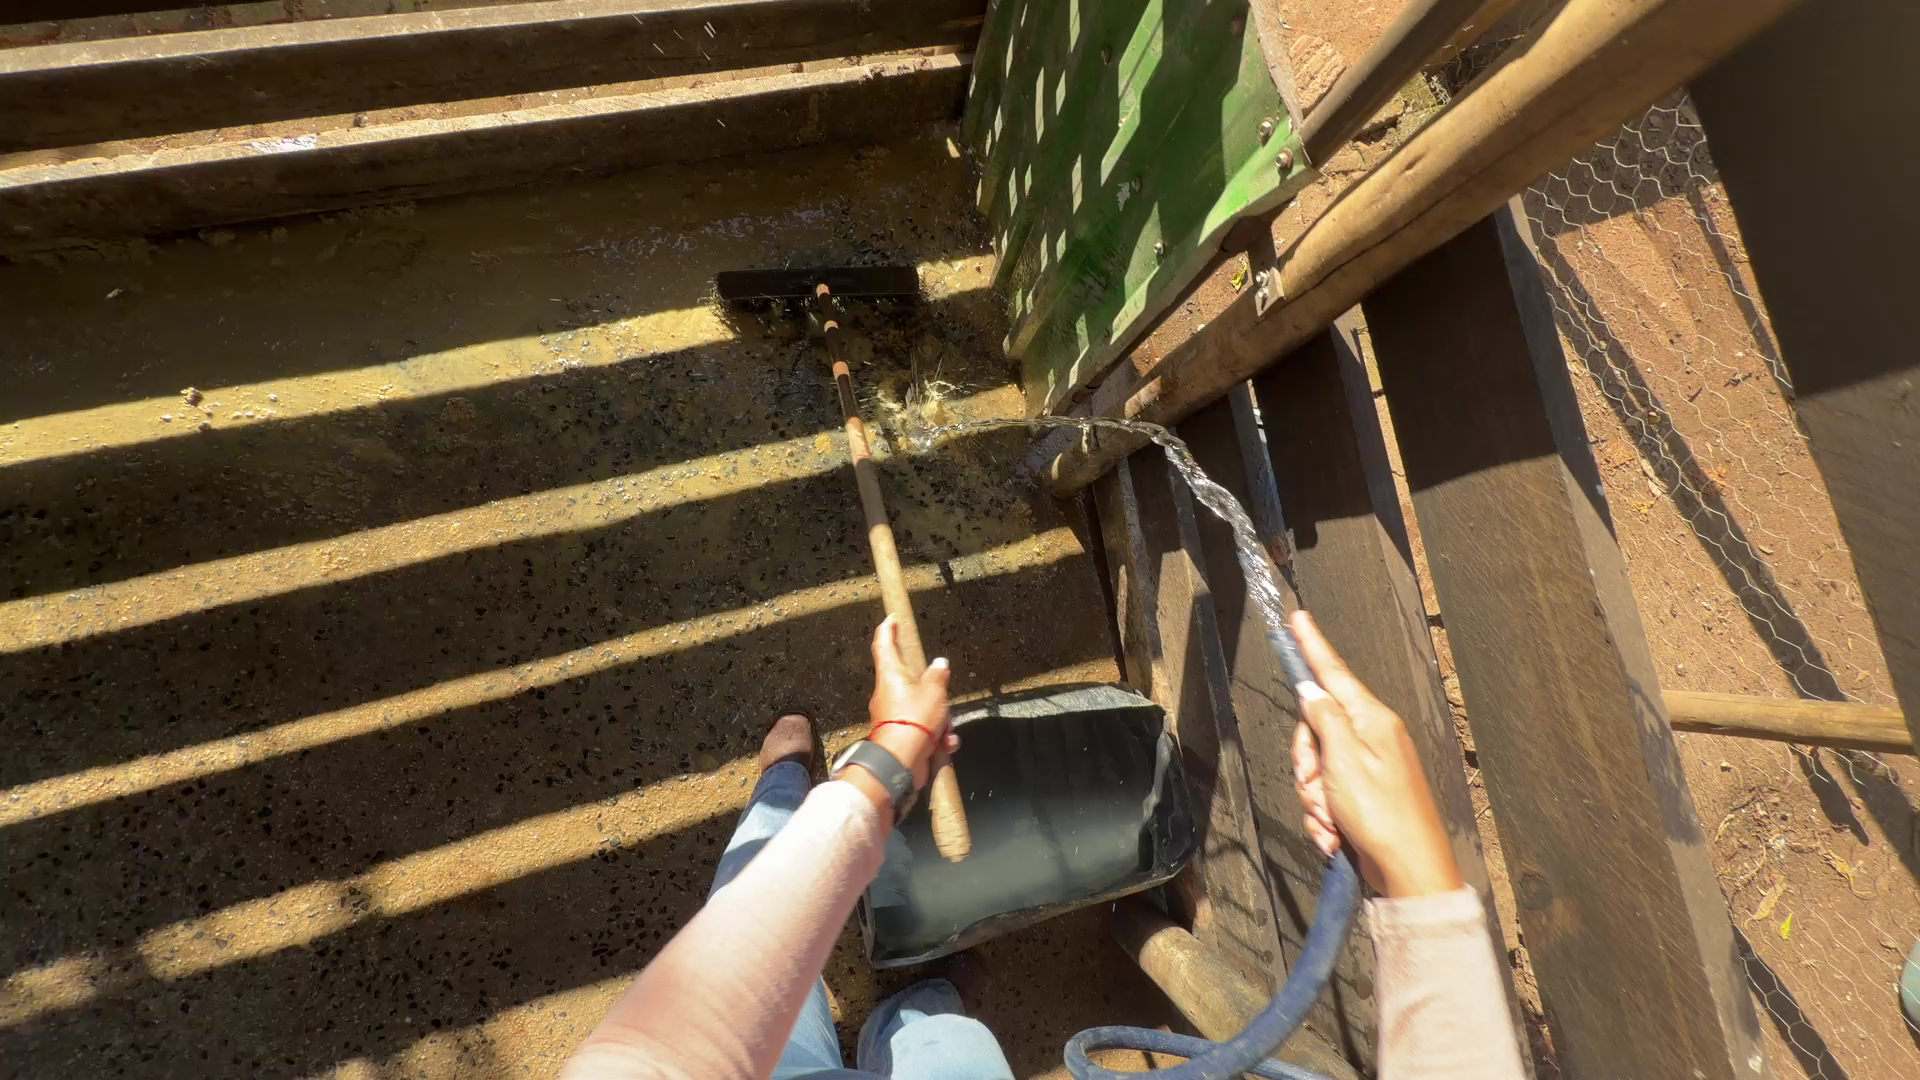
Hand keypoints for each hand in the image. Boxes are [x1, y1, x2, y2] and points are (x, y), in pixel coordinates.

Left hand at [863, 615, 954, 789]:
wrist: (901, 762)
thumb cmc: (914, 719)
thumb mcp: (934, 692)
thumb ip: (938, 676)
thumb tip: (939, 664)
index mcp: (891, 675)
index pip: (884, 644)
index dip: (888, 629)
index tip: (893, 618)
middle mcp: (888, 693)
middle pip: (909, 681)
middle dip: (932, 690)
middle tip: (942, 695)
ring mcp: (892, 716)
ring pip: (921, 708)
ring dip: (939, 719)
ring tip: (946, 729)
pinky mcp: (899, 736)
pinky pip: (922, 730)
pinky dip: (937, 737)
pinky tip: (945, 744)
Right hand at [1290, 610, 1462, 897]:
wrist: (1410, 874)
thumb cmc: (1383, 816)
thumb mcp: (1344, 761)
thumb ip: (1323, 719)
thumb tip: (1311, 689)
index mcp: (1372, 721)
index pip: (1334, 672)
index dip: (1313, 645)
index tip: (1299, 618)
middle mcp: (1371, 737)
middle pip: (1314, 727)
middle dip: (1305, 762)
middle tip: (1314, 786)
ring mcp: (1368, 765)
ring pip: (1316, 763)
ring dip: (1314, 795)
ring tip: (1331, 819)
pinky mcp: (1364, 792)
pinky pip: (1326, 791)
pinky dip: (1324, 814)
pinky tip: (1335, 833)